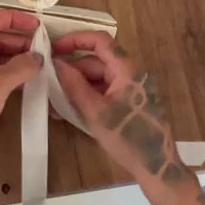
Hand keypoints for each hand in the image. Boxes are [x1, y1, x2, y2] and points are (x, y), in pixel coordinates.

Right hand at [51, 32, 194, 189]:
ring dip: (77, 84)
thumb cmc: (126, 136)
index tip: (54, 49)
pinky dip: (87, 96)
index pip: (100, 40)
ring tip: (54, 97)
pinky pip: (105, 91)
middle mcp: (131, 73)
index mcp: (127, 69)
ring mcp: (131, 89)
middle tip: (48, 77)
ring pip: (99, 78)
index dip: (76, 39)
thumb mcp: (95, 111)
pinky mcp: (130, 103)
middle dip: (72, 68)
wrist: (155, 165)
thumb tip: (55, 63)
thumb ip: (73, 85)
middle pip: (97, 61)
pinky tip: (69, 108)